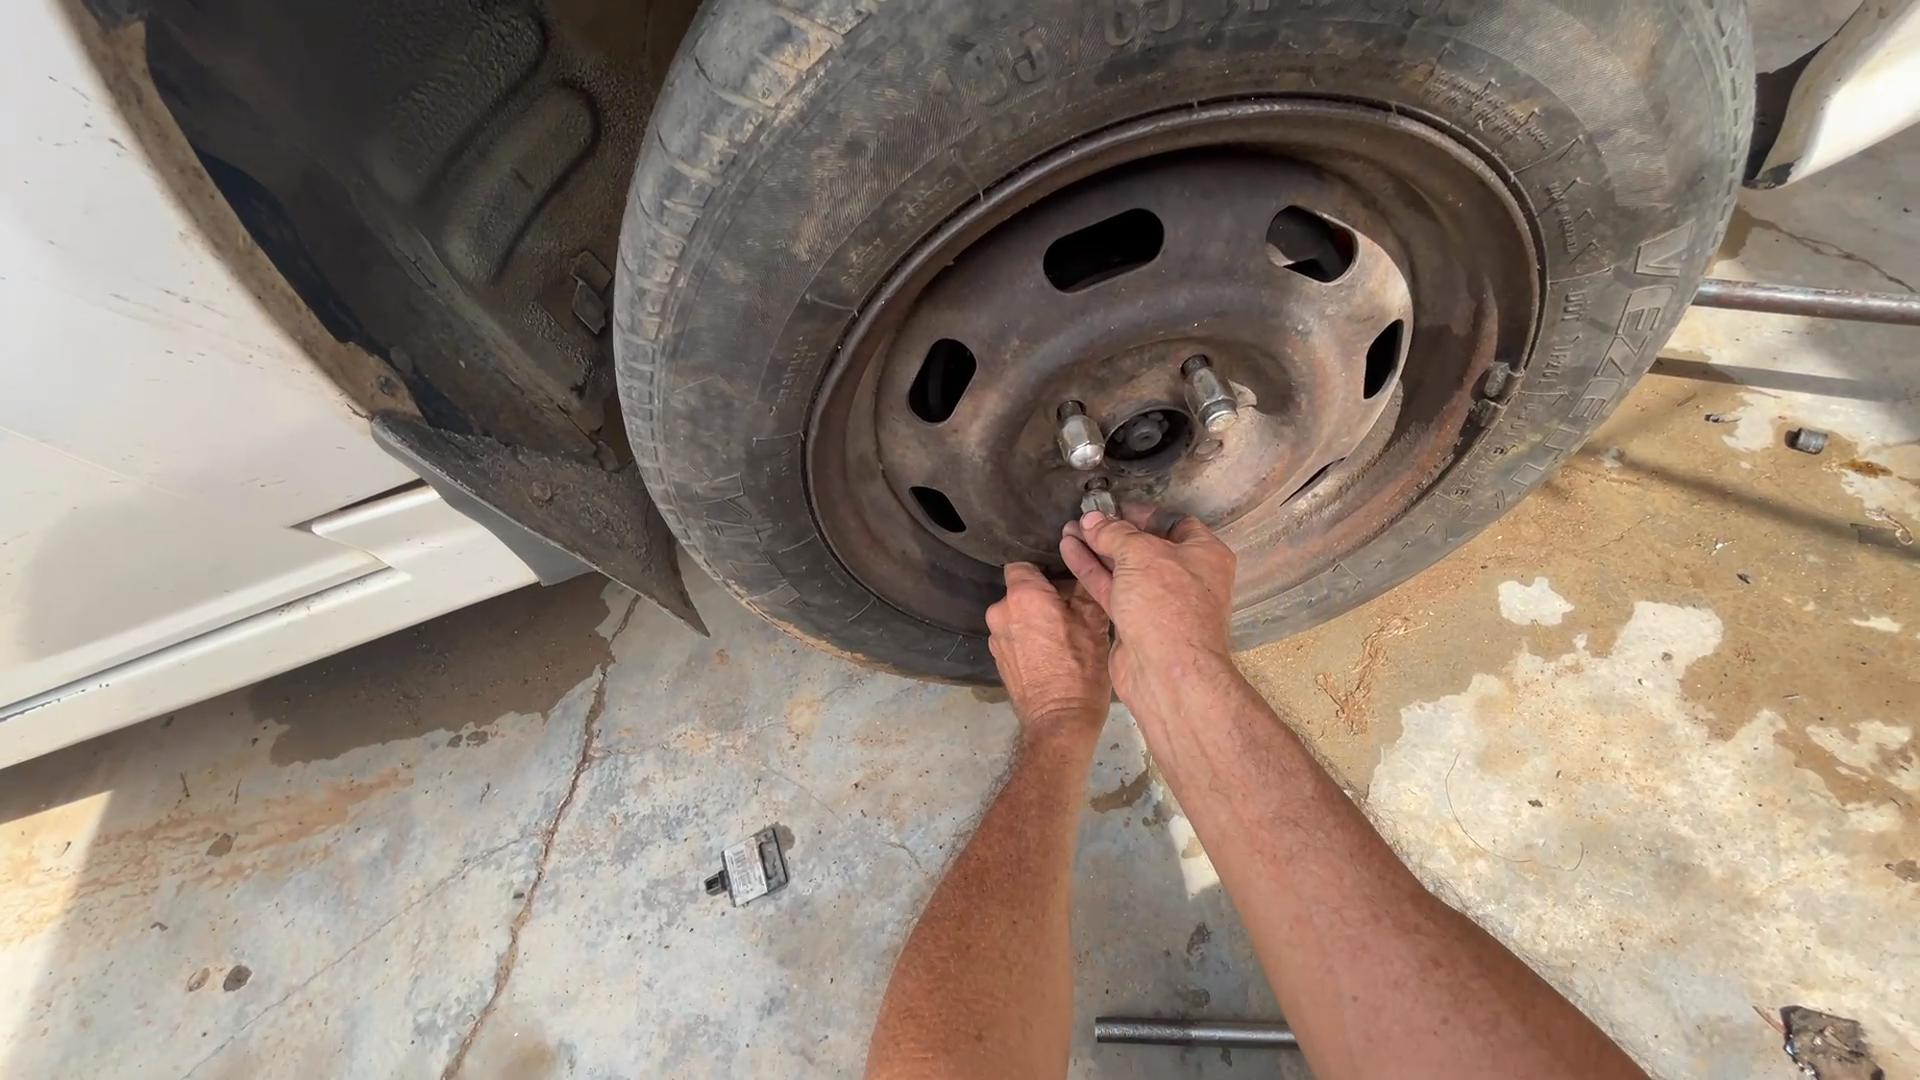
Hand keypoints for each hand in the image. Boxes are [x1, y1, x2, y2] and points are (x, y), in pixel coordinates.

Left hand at [985, 562, 1112, 744]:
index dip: (1045, 570)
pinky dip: (1029, 638)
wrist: (1058, 723)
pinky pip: (1013, 636)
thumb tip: (1086, 564)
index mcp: (1022, 596)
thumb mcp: (1094, 624)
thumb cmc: (1080, 670)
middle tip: (1072, 610)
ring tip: (1064, 635)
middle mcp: (1000, 612)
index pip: (1024, 564)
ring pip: (1017, 614)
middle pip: (1021, 590)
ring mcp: (995, 637)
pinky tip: (1051, 654)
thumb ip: (1086, 587)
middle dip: (1043, 596)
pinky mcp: (997, 659)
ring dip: (1035, 618)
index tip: (1065, 582)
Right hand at [1059, 510, 1237, 728]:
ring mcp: (1158, 601)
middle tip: (1083, 518)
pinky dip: (1091, 570)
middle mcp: (1185, 576)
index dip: (1141, 512)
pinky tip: (1068, 551)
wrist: (1168, 672)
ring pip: (1123, 567)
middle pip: (1144, 545)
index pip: (1174, 522)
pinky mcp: (1135, 621)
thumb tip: (1093, 519)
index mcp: (1203, 554)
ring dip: (1096, 549)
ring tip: (1068, 529)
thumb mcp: (1141, 555)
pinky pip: (1111, 588)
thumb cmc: (1167, 604)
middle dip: (1112, 531)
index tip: (1112, 506)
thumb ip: (1114, 533)